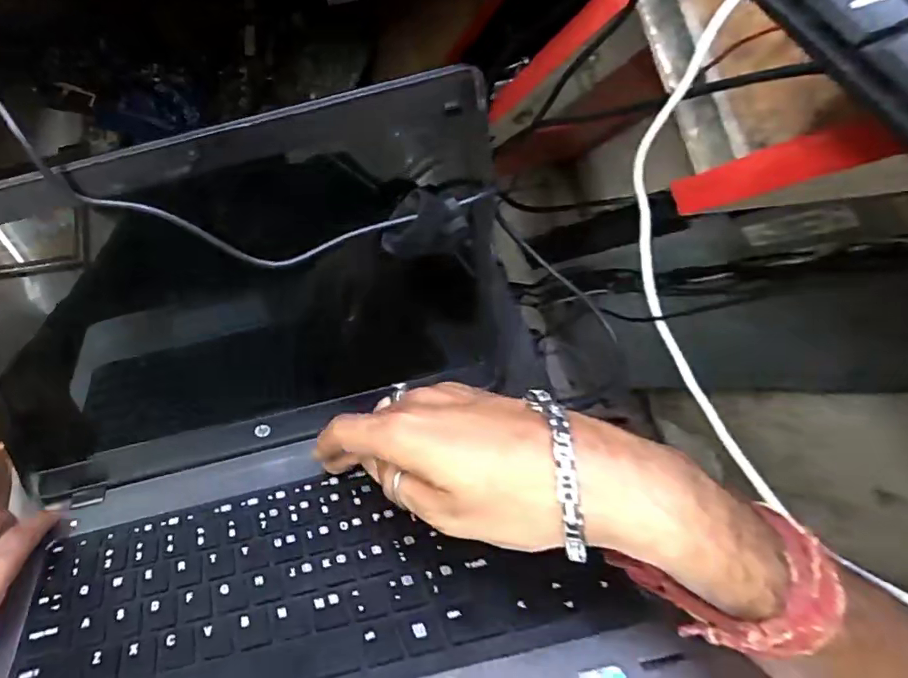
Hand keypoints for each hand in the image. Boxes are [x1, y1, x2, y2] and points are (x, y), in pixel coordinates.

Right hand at [314, 382, 788, 619]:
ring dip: (400, 436)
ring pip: (407, 410)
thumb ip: (405, 488)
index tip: (326, 457)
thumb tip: (388, 470)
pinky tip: (448, 455)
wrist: (581, 467)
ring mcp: (453, 393)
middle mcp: (423, 402)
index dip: (330, 445)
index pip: (348, 428)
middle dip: (370, 446)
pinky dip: (426, 427)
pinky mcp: (478, 393)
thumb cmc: (517, 498)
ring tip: (418, 473)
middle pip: (377, 418)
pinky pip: (434, 407)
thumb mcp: (448, 514)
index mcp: (406, 431)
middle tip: (379, 479)